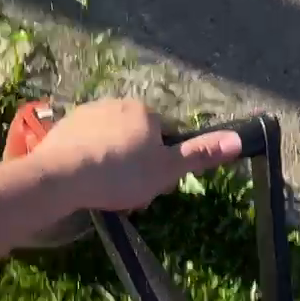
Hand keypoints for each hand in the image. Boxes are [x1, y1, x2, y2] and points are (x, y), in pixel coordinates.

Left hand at [29, 100, 242, 212]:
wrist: (61, 176)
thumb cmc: (121, 174)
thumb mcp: (167, 169)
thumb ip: (200, 154)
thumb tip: (238, 139)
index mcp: (145, 112)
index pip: (166, 136)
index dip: (165, 163)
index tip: (156, 187)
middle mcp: (117, 103)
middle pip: (137, 139)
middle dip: (137, 165)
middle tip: (130, 196)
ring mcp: (87, 113)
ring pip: (111, 142)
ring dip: (113, 165)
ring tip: (106, 194)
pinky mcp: (63, 127)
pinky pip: (85, 146)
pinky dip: (89, 163)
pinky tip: (85, 183)